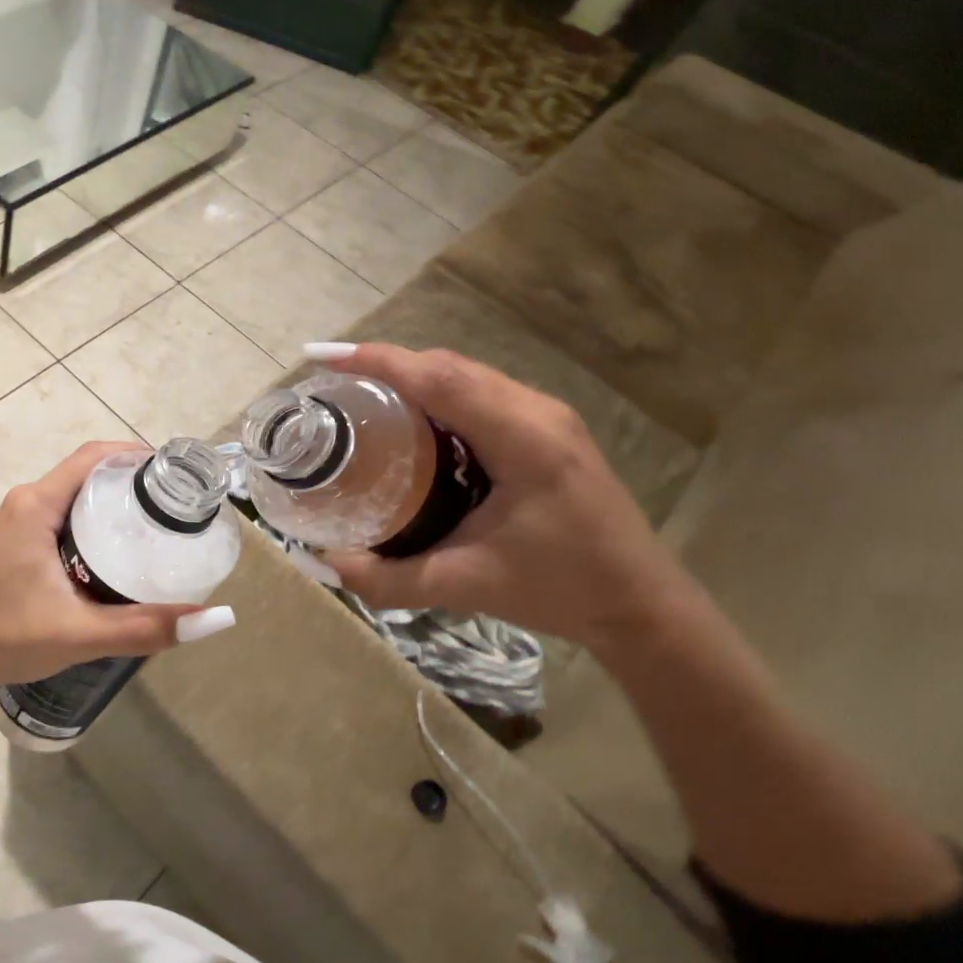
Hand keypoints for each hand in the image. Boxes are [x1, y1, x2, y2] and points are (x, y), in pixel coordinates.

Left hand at [0, 441, 212, 688]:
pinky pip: (63, 511)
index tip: (176, 473)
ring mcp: (17, 519)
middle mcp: (25, 501)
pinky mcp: (17, 538)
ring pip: (75, 492)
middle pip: (87, 471)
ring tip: (159, 522)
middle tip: (178, 504)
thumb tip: (212, 619)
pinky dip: (94, 517)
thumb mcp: (83, 634)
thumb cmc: (10, 639)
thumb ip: (146, 627)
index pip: (91, 457)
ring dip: (113, 499)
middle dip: (132, 479)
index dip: (135, 454)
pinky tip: (121, 546)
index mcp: (35, 506)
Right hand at [310, 344, 696, 651]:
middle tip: (334, 384)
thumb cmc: (558, 589)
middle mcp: (537, 413)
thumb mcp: (463, 585)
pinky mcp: (549, 431)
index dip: (378, 362)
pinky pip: (481, 394)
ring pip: (467, 375)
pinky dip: (437, 394)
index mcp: (522, 440)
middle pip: (450, 366)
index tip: (323, 357)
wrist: (640, 605)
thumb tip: (322, 565)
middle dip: (387, 365)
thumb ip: (387, 578)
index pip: (440, 379)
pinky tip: (412, 421)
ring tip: (362, 397)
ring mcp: (548, 417)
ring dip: (413, 377)